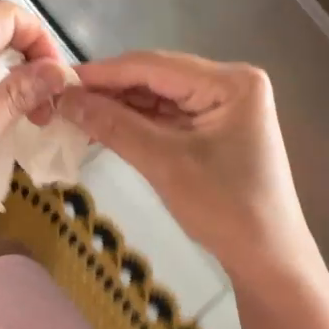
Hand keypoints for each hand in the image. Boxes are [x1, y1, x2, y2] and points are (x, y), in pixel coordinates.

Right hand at [58, 52, 307, 278]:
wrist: (268, 262)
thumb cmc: (226, 208)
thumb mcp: (164, 163)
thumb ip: (113, 125)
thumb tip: (64, 98)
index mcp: (230, 82)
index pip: (154, 66)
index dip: (104, 73)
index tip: (59, 79)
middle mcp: (229, 83)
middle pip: (155, 77)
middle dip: (109, 89)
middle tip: (60, 98)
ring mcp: (222, 106)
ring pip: (156, 96)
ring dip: (117, 105)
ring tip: (73, 111)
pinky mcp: (213, 128)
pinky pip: (165, 115)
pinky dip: (134, 121)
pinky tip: (101, 125)